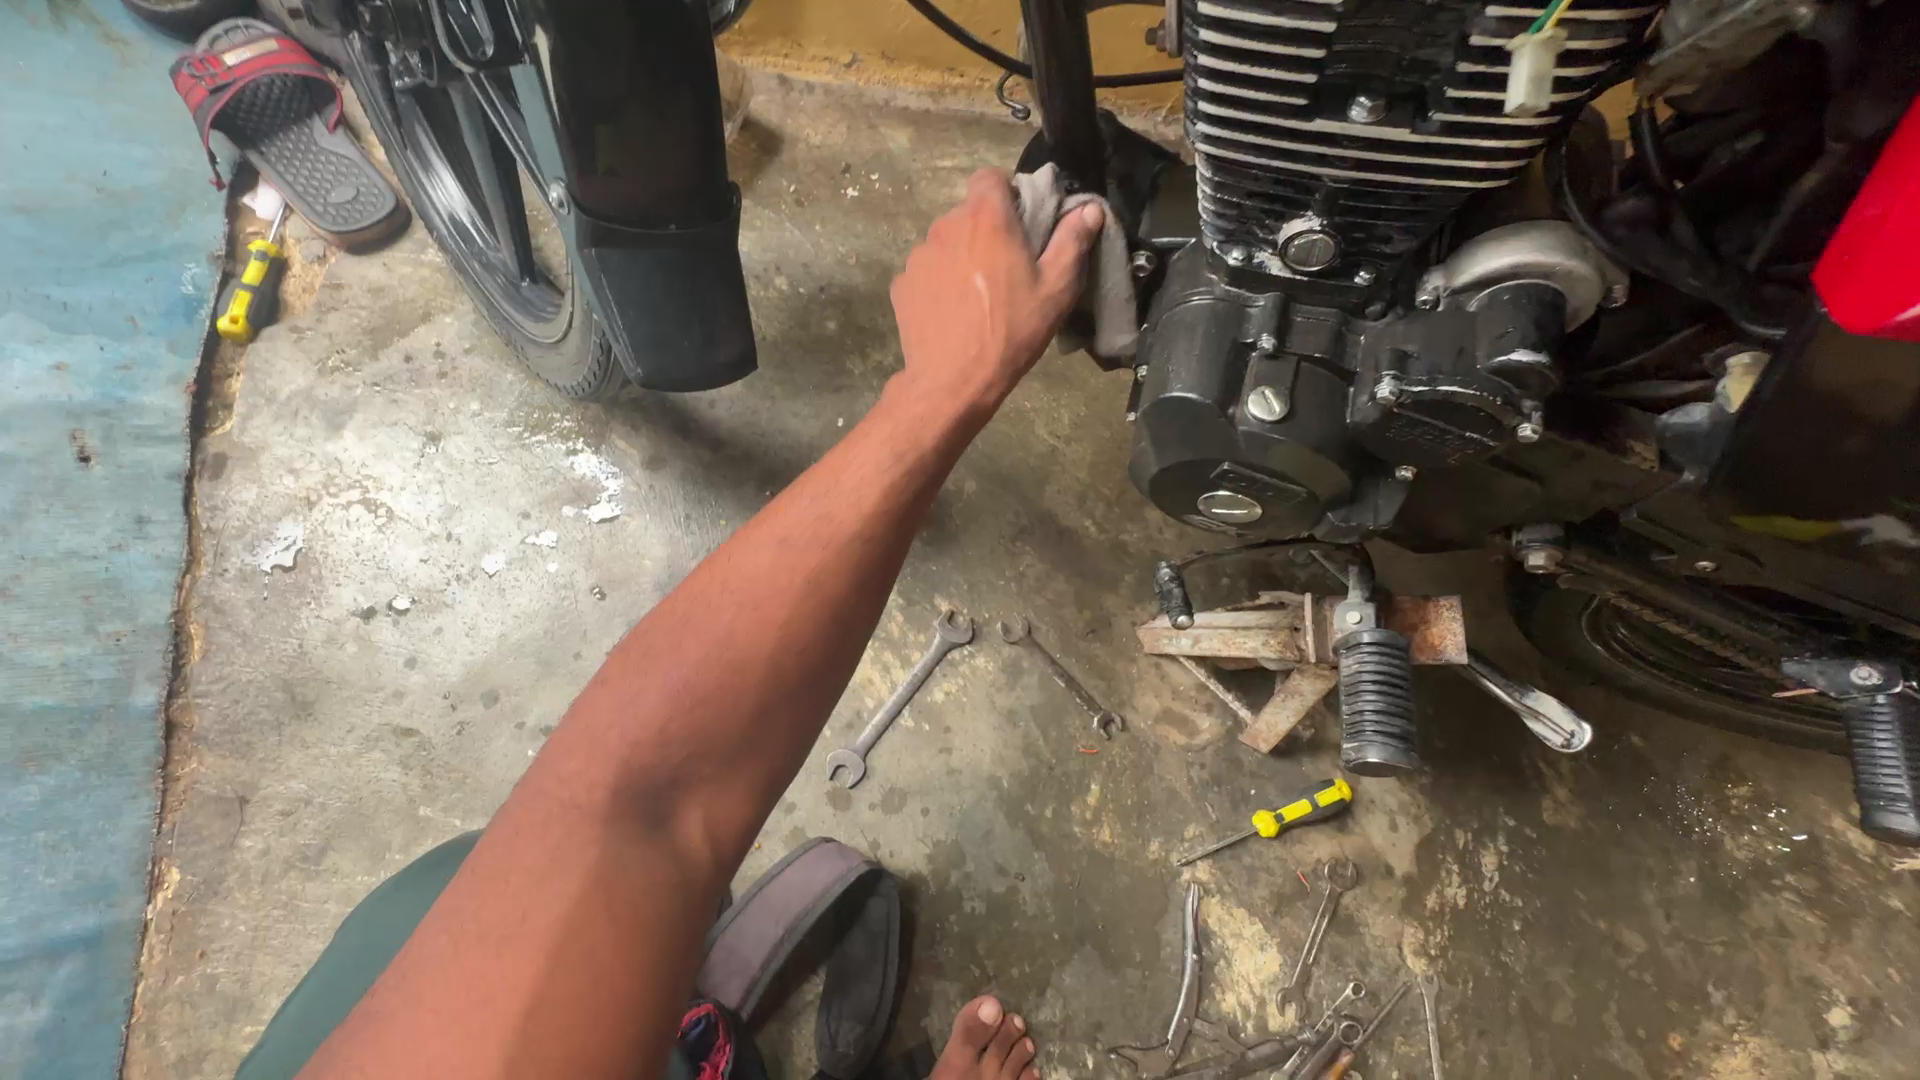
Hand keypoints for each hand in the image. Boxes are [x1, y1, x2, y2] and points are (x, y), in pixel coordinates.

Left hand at [890, 168, 1104, 414]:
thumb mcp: (1056, 290)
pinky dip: (938, 285)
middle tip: (1004, 270)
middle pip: (967, 213)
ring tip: (976, 298)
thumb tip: (1089, 209)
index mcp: (986, 218)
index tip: (1020, 225)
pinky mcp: (901, 284)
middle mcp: (946, 226)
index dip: (1006, 195)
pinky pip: (925, 273)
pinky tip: (951, 314)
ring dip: (960, 258)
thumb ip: (1072, 242)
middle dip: (985, 231)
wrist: (953, 382)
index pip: (990, 177)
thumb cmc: (1011, 332)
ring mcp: (918, 255)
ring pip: (945, 244)